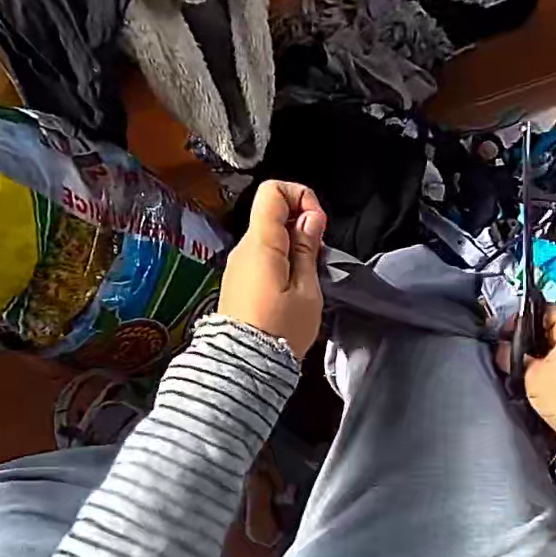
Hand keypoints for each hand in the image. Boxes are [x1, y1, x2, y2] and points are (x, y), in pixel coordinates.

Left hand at [219, 181, 326, 357]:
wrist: (246, 365)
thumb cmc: (281, 329)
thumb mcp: (307, 289)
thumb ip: (308, 248)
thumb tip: (310, 218)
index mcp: (261, 244)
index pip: (272, 191)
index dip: (300, 196)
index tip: (318, 224)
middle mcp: (243, 248)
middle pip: (271, 214)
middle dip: (300, 225)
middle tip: (317, 256)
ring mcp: (238, 265)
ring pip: (268, 237)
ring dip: (292, 246)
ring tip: (307, 277)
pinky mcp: (239, 281)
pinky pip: (262, 257)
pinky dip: (280, 261)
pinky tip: (292, 287)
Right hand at [499, 305, 555, 439]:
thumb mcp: (531, 374)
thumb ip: (513, 356)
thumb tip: (501, 348)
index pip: (547, 310)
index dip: (524, 318)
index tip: (507, 331)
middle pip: (551, 327)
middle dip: (529, 336)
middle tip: (509, 347)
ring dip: (537, 350)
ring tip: (518, 360)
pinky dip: (548, 361)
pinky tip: (532, 370)